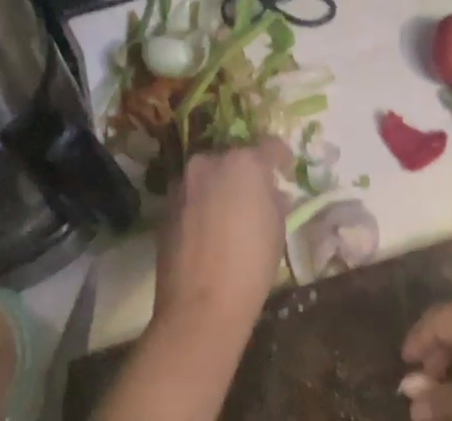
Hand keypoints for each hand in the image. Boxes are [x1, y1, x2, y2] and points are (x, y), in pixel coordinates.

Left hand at [153, 140, 291, 332]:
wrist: (200, 306)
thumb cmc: (251, 264)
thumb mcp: (278, 229)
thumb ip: (274, 200)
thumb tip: (270, 194)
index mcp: (244, 162)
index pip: (269, 146)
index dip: (281, 157)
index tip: (286, 170)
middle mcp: (209, 163)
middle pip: (234, 158)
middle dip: (247, 173)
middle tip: (257, 196)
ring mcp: (183, 184)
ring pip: (209, 176)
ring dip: (221, 187)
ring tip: (231, 214)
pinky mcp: (165, 206)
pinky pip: (192, 196)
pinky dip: (202, 204)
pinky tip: (210, 230)